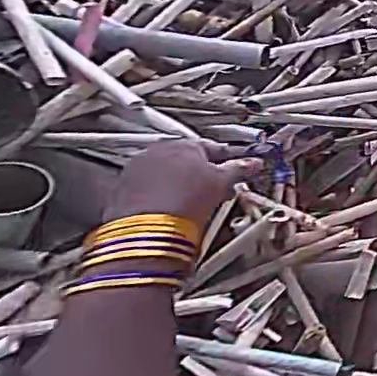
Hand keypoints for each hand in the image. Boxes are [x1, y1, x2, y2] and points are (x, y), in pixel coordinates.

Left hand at [103, 140, 260, 228]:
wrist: (149, 231)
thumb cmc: (185, 202)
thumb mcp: (221, 183)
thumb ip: (239, 169)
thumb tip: (253, 163)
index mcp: (184, 144)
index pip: (213, 148)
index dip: (227, 162)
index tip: (233, 172)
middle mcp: (157, 151)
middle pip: (187, 160)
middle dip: (203, 174)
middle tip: (216, 192)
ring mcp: (137, 169)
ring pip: (167, 173)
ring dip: (180, 184)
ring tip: (192, 204)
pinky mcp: (123, 189)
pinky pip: (149, 188)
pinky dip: (160, 196)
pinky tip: (171, 210)